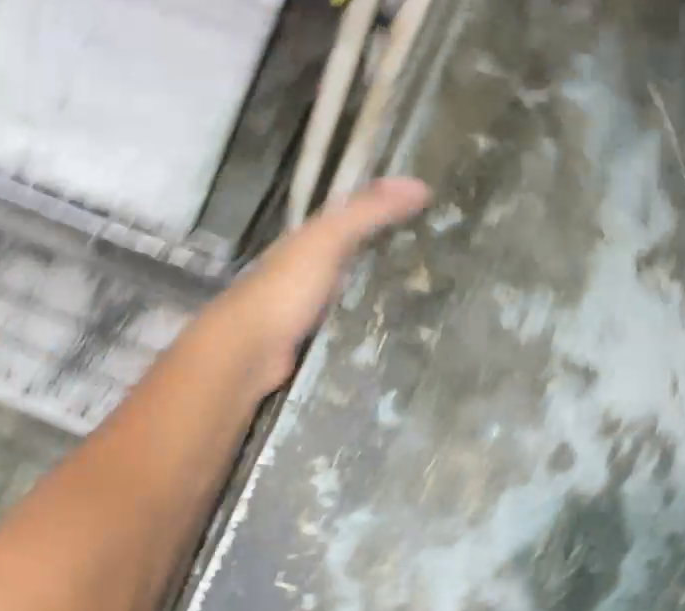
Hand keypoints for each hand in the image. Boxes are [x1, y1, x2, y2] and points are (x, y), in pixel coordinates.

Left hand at [204, 177, 430, 395]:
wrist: (247, 353)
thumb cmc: (285, 289)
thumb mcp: (327, 239)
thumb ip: (367, 212)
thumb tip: (419, 183)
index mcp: (307, 242)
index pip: (352, 218)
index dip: (385, 213)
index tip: (429, 213)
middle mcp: (305, 274)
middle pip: (352, 260)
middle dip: (386, 259)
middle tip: (437, 263)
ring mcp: (305, 313)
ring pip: (350, 298)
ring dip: (378, 298)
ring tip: (426, 302)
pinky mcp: (310, 347)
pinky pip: (346, 332)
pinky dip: (366, 330)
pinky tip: (393, 336)